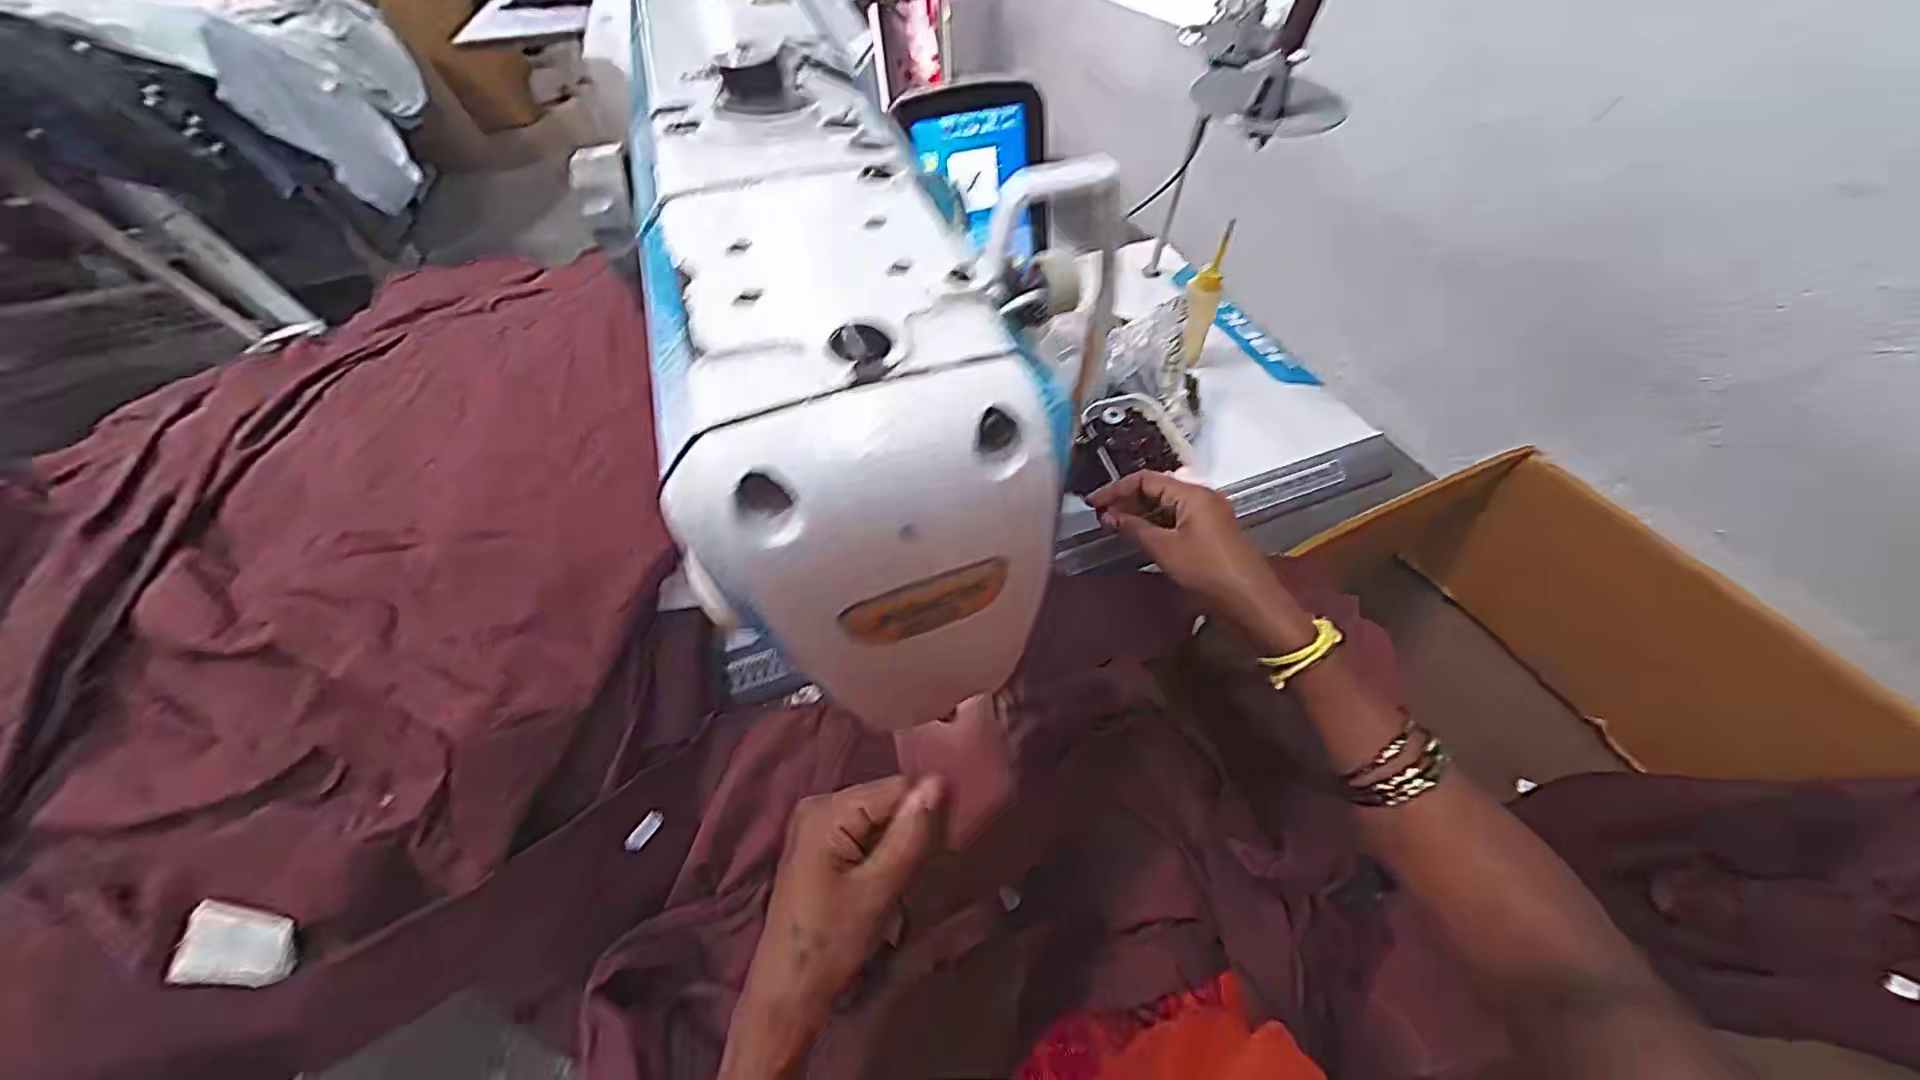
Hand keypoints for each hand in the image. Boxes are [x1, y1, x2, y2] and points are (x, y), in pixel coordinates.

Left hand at [720, 776, 945, 1079]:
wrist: (788, 991)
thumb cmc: (829, 944)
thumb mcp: (878, 890)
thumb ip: (910, 834)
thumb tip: (939, 783)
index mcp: (826, 810)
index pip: (897, 788)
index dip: (922, 815)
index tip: (930, 854)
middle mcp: (818, 803)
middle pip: (887, 800)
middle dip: (907, 829)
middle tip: (908, 874)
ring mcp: (816, 821)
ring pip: (880, 816)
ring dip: (896, 842)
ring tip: (892, 879)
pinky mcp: (820, 839)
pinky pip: (865, 829)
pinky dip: (880, 850)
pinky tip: (878, 878)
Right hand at [1086, 471, 1293, 621]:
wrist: (1248, 598)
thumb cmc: (1205, 569)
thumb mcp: (1163, 548)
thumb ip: (1132, 527)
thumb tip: (1107, 516)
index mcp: (1192, 493)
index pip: (1146, 479)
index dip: (1116, 489)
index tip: (1093, 503)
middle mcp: (1201, 495)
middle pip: (1157, 487)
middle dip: (1126, 499)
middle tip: (1101, 515)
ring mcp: (1208, 511)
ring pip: (1166, 503)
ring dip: (1140, 512)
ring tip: (1115, 525)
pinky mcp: (1210, 528)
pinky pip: (1176, 516)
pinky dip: (1155, 522)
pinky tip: (1139, 533)